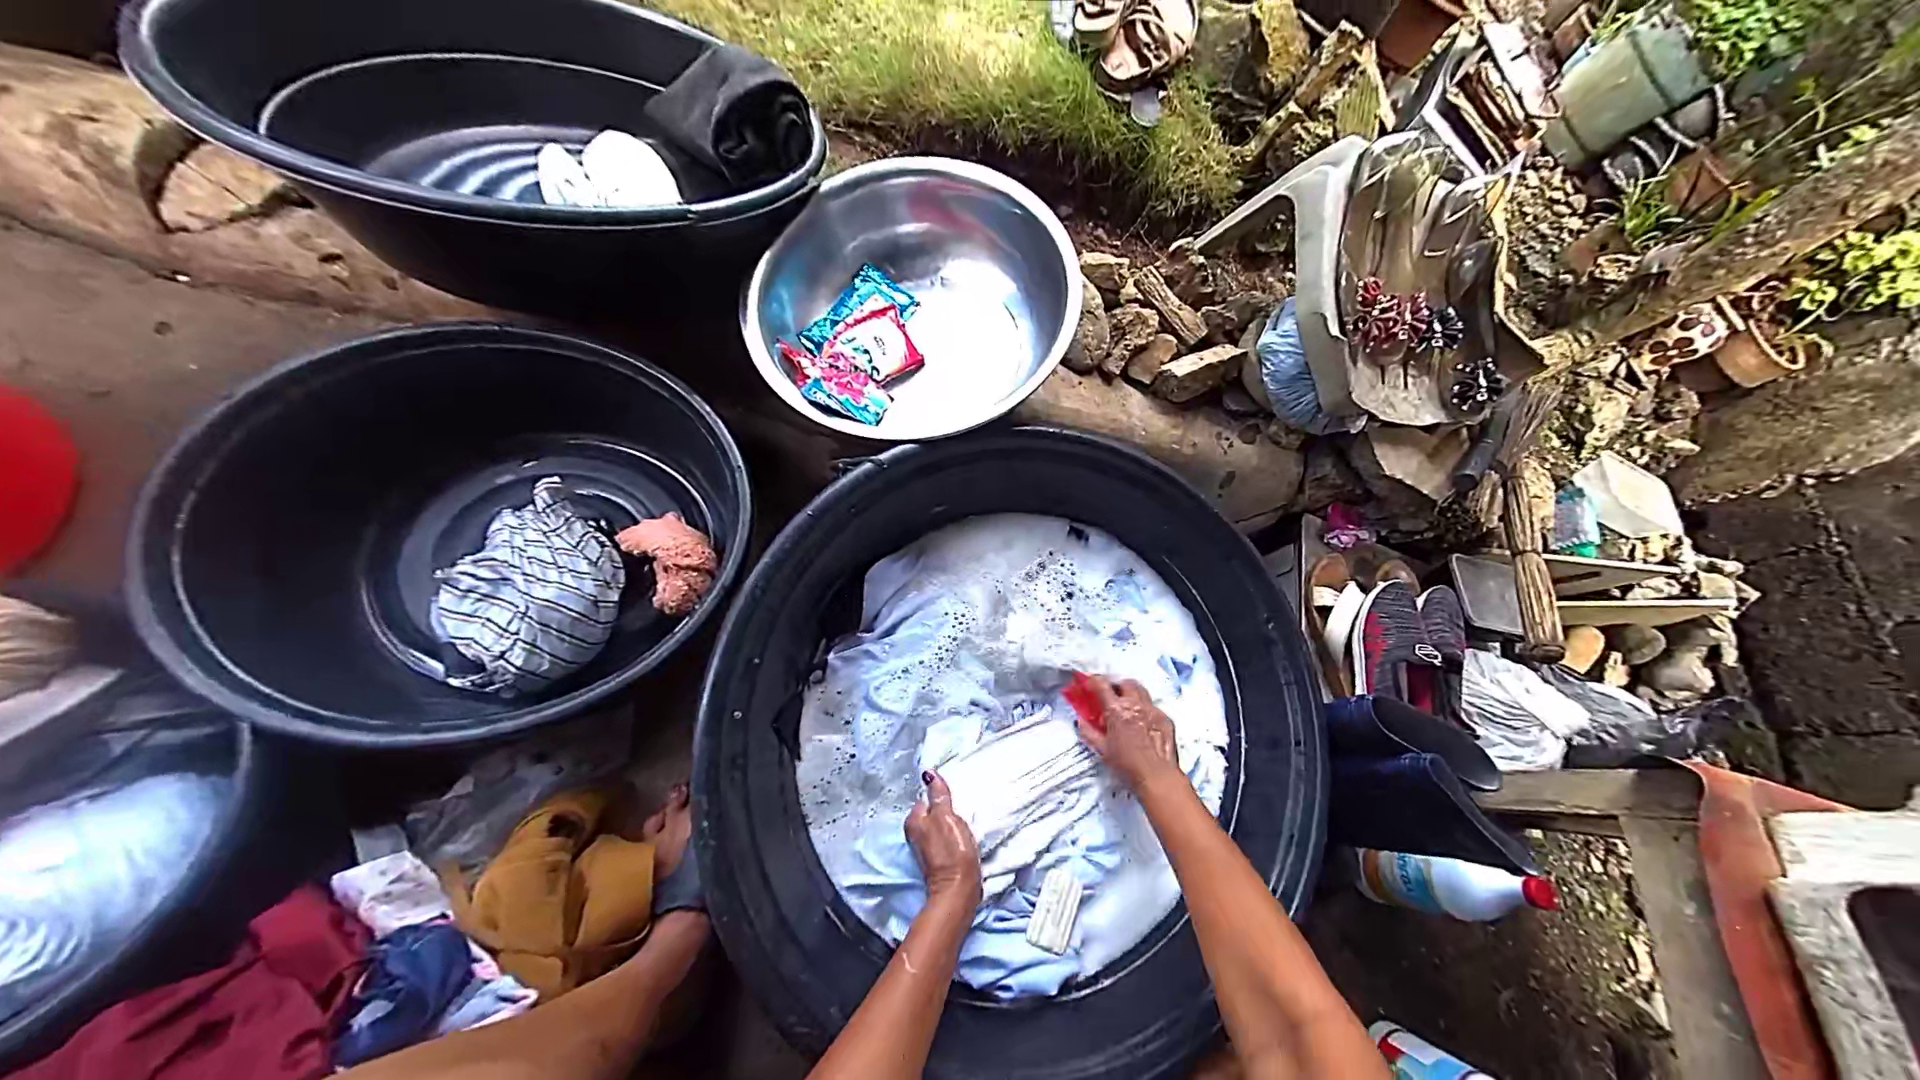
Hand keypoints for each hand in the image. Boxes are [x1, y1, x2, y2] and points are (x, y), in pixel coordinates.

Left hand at [905, 770, 981, 909]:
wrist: (959, 889)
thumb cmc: (952, 850)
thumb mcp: (946, 816)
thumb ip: (938, 795)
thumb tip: (928, 773)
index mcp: (913, 821)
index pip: (925, 799)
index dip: (940, 797)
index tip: (954, 800)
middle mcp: (915, 834)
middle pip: (932, 813)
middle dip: (945, 811)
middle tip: (961, 812)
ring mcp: (926, 849)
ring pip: (939, 827)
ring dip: (950, 825)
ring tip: (964, 825)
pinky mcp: (938, 860)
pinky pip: (945, 840)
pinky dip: (953, 838)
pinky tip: (963, 840)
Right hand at [1077, 676, 1184, 793]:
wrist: (1157, 777)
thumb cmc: (1127, 765)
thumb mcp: (1102, 749)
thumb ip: (1089, 732)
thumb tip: (1081, 721)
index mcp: (1117, 710)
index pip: (1101, 685)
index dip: (1092, 680)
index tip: (1088, 682)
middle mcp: (1135, 705)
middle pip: (1124, 683)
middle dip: (1115, 685)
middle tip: (1109, 695)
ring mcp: (1153, 710)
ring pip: (1141, 690)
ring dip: (1131, 692)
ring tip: (1126, 704)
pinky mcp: (1165, 719)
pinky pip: (1153, 706)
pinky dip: (1144, 708)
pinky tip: (1142, 721)